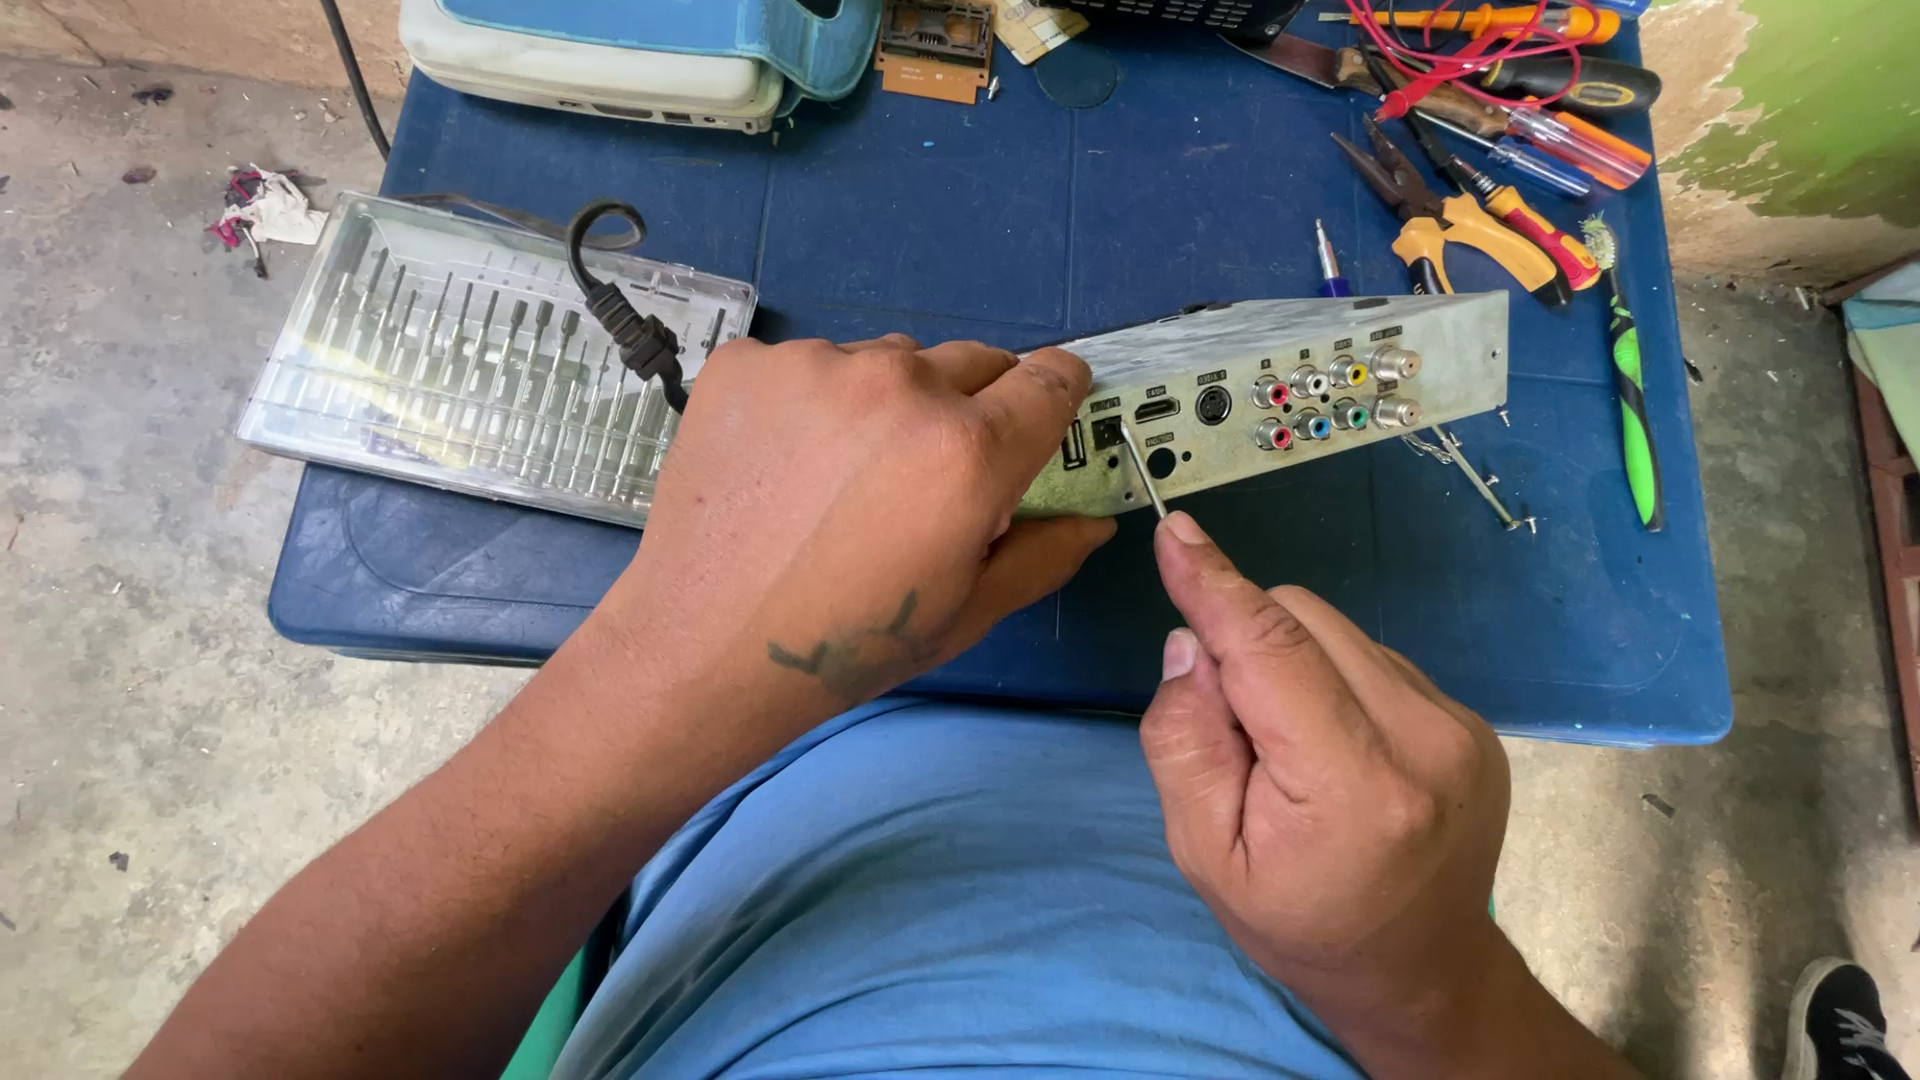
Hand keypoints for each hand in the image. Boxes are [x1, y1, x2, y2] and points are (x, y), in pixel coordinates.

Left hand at [590, 334, 1113, 717]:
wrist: (705, 646)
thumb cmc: (851, 642)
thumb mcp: (967, 611)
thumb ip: (1045, 554)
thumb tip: (1096, 518)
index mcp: (968, 451)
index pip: (1051, 377)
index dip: (1055, 392)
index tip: (1041, 411)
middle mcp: (900, 385)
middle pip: (974, 360)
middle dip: (971, 405)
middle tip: (927, 469)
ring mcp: (815, 364)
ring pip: (888, 360)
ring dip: (889, 400)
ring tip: (843, 472)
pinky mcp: (748, 362)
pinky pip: (812, 366)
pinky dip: (814, 402)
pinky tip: (783, 463)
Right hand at [1139, 510, 1520, 1072]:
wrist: (1423, 973)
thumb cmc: (1298, 923)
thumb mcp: (1204, 851)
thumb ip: (1184, 742)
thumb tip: (1190, 644)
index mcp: (1353, 784)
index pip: (1270, 652)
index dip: (1215, 587)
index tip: (1174, 534)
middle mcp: (1422, 736)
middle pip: (1300, 618)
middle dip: (1241, 635)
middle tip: (1225, 713)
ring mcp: (1455, 721)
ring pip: (1330, 625)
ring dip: (1280, 653)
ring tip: (1278, 736)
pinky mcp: (1463, 715)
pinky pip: (1360, 649)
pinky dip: (1319, 669)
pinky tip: (1323, 734)